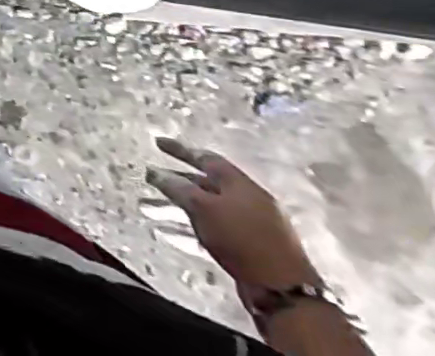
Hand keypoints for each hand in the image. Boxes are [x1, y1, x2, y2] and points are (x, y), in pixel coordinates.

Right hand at [148, 138, 319, 295]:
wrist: (282, 289)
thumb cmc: (240, 238)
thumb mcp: (202, 207)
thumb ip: (177, 187)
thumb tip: (155, 172)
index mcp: (241, 184)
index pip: (206, 158)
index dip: (180, 149)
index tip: (158, 143)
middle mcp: (250, 200)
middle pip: (207, 184)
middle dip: (178, 181)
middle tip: (152, 178)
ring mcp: (254, 225)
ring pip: (209, 208)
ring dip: (181, 207)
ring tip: (152, 207)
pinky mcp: (252, 247)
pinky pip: (215, 228)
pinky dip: (193, 226)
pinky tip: (172, 232)